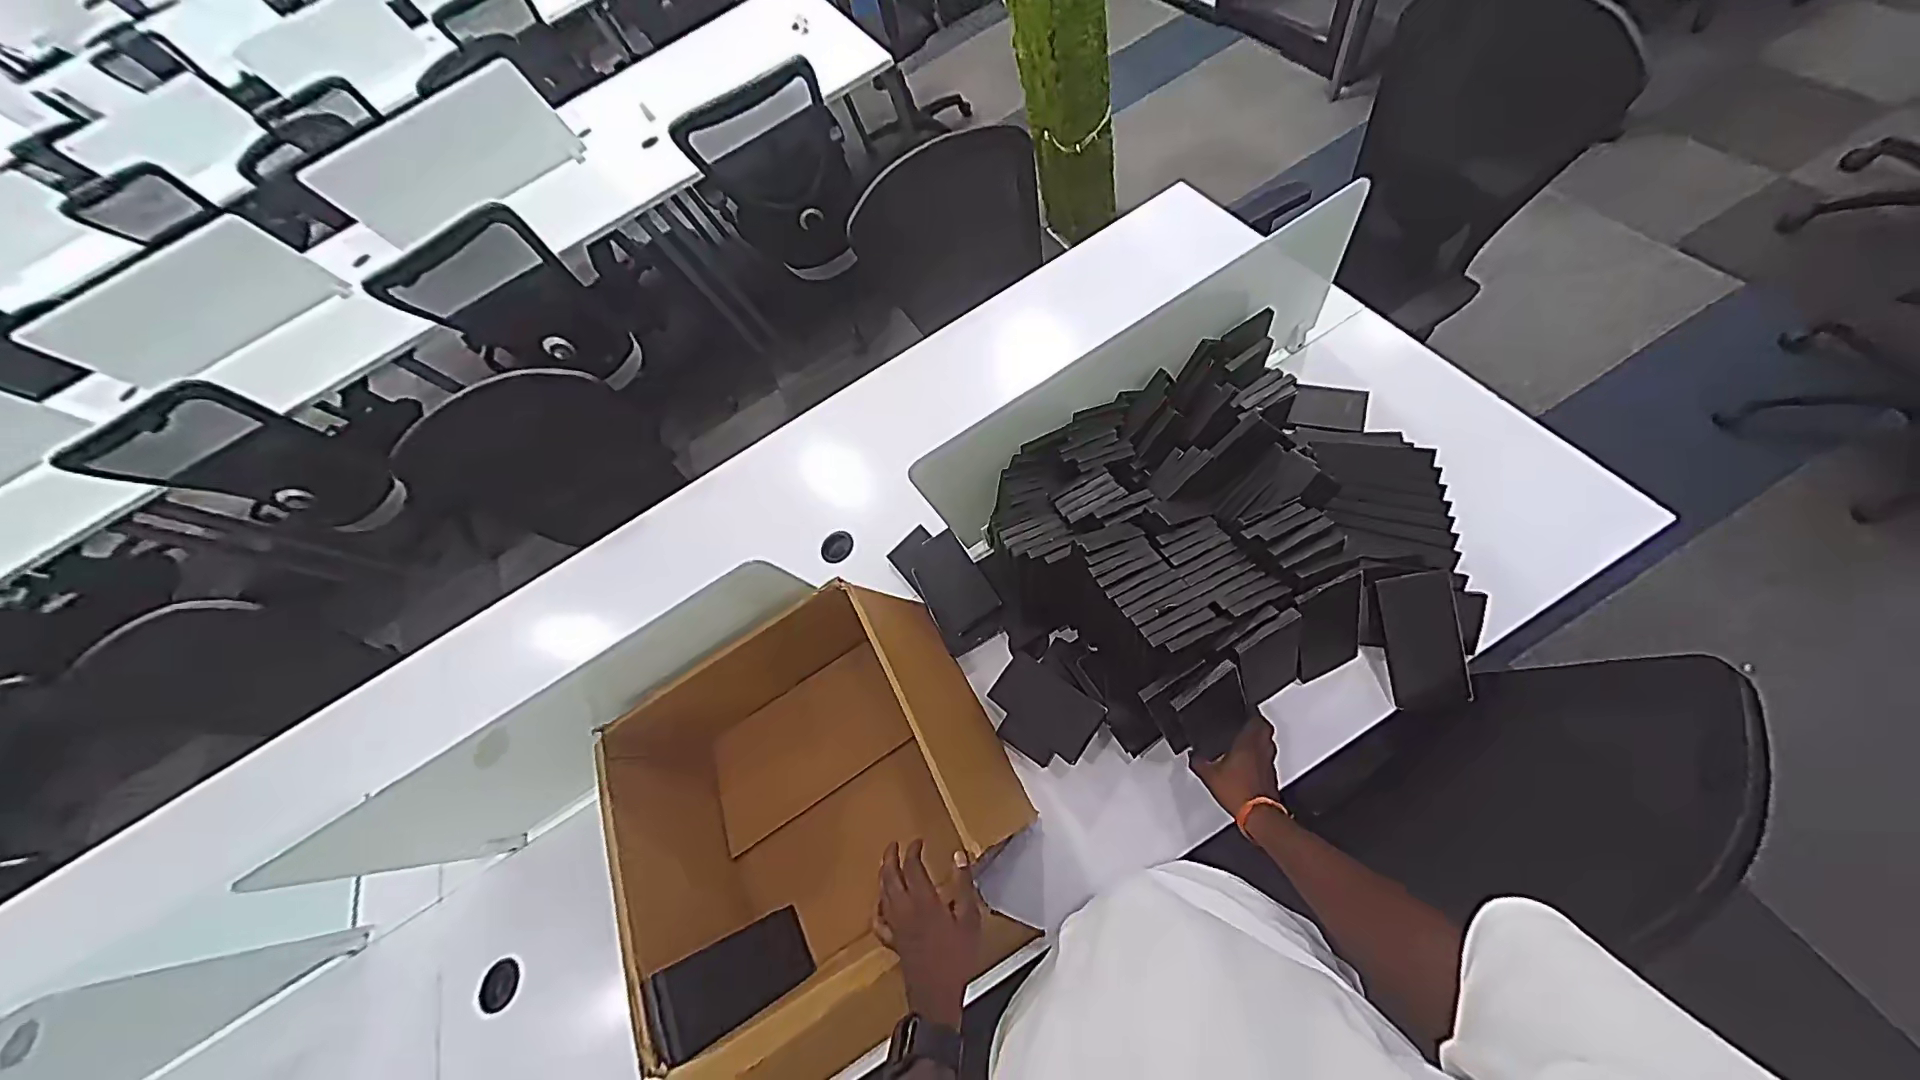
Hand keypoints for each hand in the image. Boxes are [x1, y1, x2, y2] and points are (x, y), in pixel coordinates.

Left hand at [874, 839, 979, 1028]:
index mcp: (923, 901)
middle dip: (890, 858)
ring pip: (882, 894)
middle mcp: (904, 909)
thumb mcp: (969, 918)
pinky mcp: (893, 942)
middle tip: (894, 845)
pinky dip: (878, 908)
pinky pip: (879, 921)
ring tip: (887, 866)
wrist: (938, 995)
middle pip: (889, 876)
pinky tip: (881, 904)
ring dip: (883, 876)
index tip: (918, 841)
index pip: (912, 866)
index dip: (913, 851)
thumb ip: (964, 885)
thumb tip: (959, 856)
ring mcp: (895, 926)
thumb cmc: (957, 957)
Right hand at [1190, 716, 1279, 813]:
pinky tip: (1249, 764)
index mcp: (1248, 744)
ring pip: (1268, 744)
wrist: (1258, 814)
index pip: (1257, 720)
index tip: (1246, 712)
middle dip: (1257, 725)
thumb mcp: (1209, 775)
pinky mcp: (1271, 776)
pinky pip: (1267, 760)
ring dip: (1260, 741)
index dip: (1252, 714)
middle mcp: (1262, 751)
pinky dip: (1260, 758)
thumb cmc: (1239, 791)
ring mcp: (1269, 764)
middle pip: (1265, 730)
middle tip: (1248, 724)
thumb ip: (1199, 762)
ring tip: (1247, 742)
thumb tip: (1193, 756)